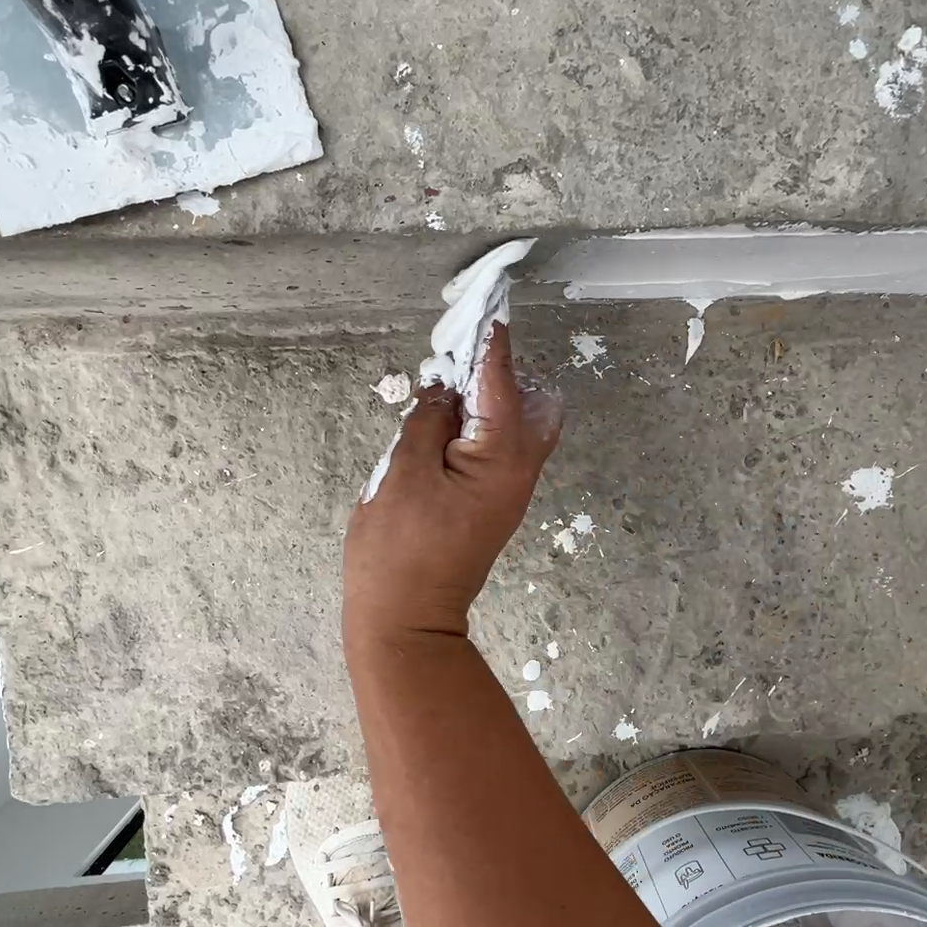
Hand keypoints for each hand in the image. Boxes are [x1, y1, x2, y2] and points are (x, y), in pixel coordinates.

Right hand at [344, 324, 562, 639]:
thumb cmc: (397, 549)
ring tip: (449, 377)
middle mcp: (520, 471)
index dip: (492, 343)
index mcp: (502, 458)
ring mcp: (511, 490)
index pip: (502, 383)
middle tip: (461, 350)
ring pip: (517, 425)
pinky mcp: (495, 503)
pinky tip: (449, 415)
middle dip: (500, 369)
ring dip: (490, 396)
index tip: (490, 306)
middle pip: (529, 403)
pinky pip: (501, 448)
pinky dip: (482, 422)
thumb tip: (445, 387)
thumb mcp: (403, 472)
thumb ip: (428, 419)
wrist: (407, 620)